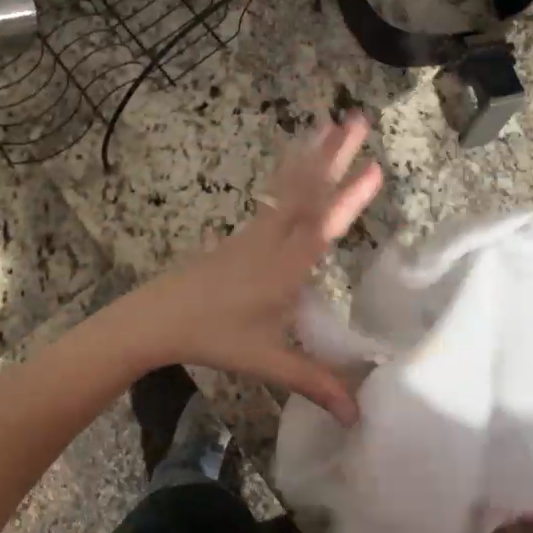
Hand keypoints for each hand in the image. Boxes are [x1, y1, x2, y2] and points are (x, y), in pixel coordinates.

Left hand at [118, 113, 382, 425]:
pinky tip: (296, 163)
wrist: (157, 317)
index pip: (323, 227)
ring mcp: (255, 232)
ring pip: (289, 186)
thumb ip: (312, 382)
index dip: (350, 199)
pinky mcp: (242, 233)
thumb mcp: (265, 361)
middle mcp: (272, 240)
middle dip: (333, 155)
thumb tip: (358, 414)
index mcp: (284, 268)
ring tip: (328, 121)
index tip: (375, 167)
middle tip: (356, 119)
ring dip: (311, 154)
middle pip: (307, 191)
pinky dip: (290, 172)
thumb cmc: (213, 337)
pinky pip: (275, 194)